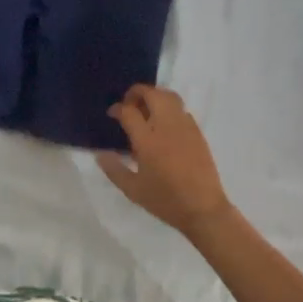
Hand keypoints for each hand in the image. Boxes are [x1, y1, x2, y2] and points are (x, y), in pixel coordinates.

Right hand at [95, 85, 233, 234]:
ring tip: (146, 108)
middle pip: (152, 94)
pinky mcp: (198, 132)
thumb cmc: (165, 200)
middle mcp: (166, 127)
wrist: (203, 209)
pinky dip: (170, 108)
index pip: (129, 111)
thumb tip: (100, 154)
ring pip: (170, 96)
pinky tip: (164, 124)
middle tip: (129, 102)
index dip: (118, 108)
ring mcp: (185, 127)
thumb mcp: (133, 190)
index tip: (112, 114)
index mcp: (147, 140)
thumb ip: (114, 169)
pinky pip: (182, 110)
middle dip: (137, 92)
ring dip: (155, 96)